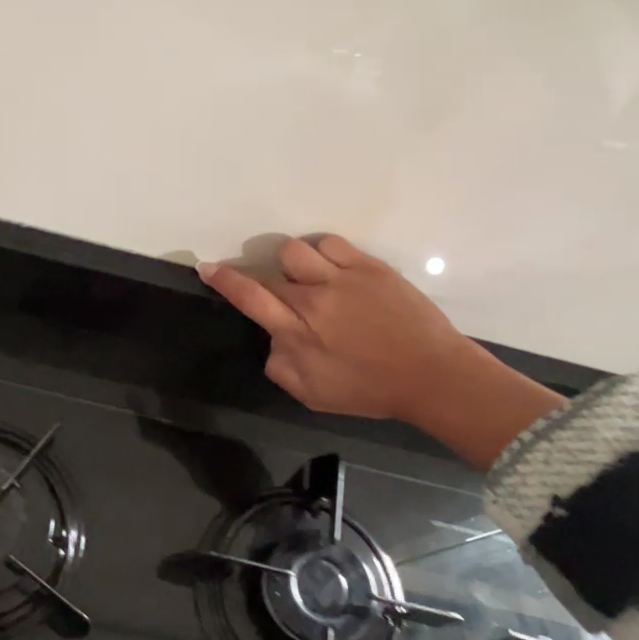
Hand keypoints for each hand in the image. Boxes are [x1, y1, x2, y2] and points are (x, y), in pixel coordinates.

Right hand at [197, 236, 563, 468]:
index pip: (249, 297)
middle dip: (259, 278)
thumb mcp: (312, 395)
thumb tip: (272, 341)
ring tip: (303, 278)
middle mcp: (313, 301)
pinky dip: (321, 252)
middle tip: (269, 289)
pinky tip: (328, 268)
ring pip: (295, 251)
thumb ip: (280, 367)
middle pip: (270, 274)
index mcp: (296, 334)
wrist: (430, 374)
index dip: (225, 279)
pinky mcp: (370, 267)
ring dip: (290, 263)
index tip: (208, 267)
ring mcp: (342, 279)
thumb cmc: (369, 390)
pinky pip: (331, 243)